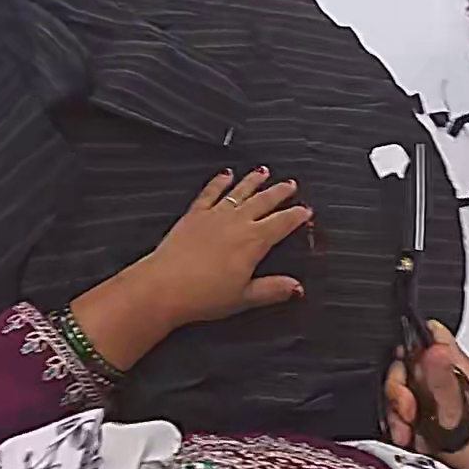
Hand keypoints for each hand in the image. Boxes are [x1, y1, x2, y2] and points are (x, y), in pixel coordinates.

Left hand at [132, 167, 312, 325]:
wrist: (163, 287)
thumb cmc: (203, 295)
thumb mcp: (244, 297)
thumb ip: (272, 289)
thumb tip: (296, 287)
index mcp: (253, 242)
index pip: (282, 223)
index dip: (296, 215)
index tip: (305, 210)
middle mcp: (236, 223)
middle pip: (264, 201)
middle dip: (279, 192)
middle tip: (290, 184)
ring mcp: (214, 216)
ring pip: (240, 192)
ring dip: (253, 181)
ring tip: (264, 171)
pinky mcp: (193, 215)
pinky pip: (210, 192)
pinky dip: (219, 182)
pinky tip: (226, 175)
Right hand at [383, 321, 468, 468]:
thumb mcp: (462, 420)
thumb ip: (444, 383)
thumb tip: (435, 348)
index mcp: (462, 372)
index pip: (431, 336)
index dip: (414, 346)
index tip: (410, 370)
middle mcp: (445, 384)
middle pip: (405, 363)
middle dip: (399, 386)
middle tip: (411, 410)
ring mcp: (430, 405)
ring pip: (396, 389)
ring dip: (396, 411)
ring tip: (410, 432)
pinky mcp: (416, 425)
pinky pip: (392, 414)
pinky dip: (393, 427)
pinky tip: (405, 440)